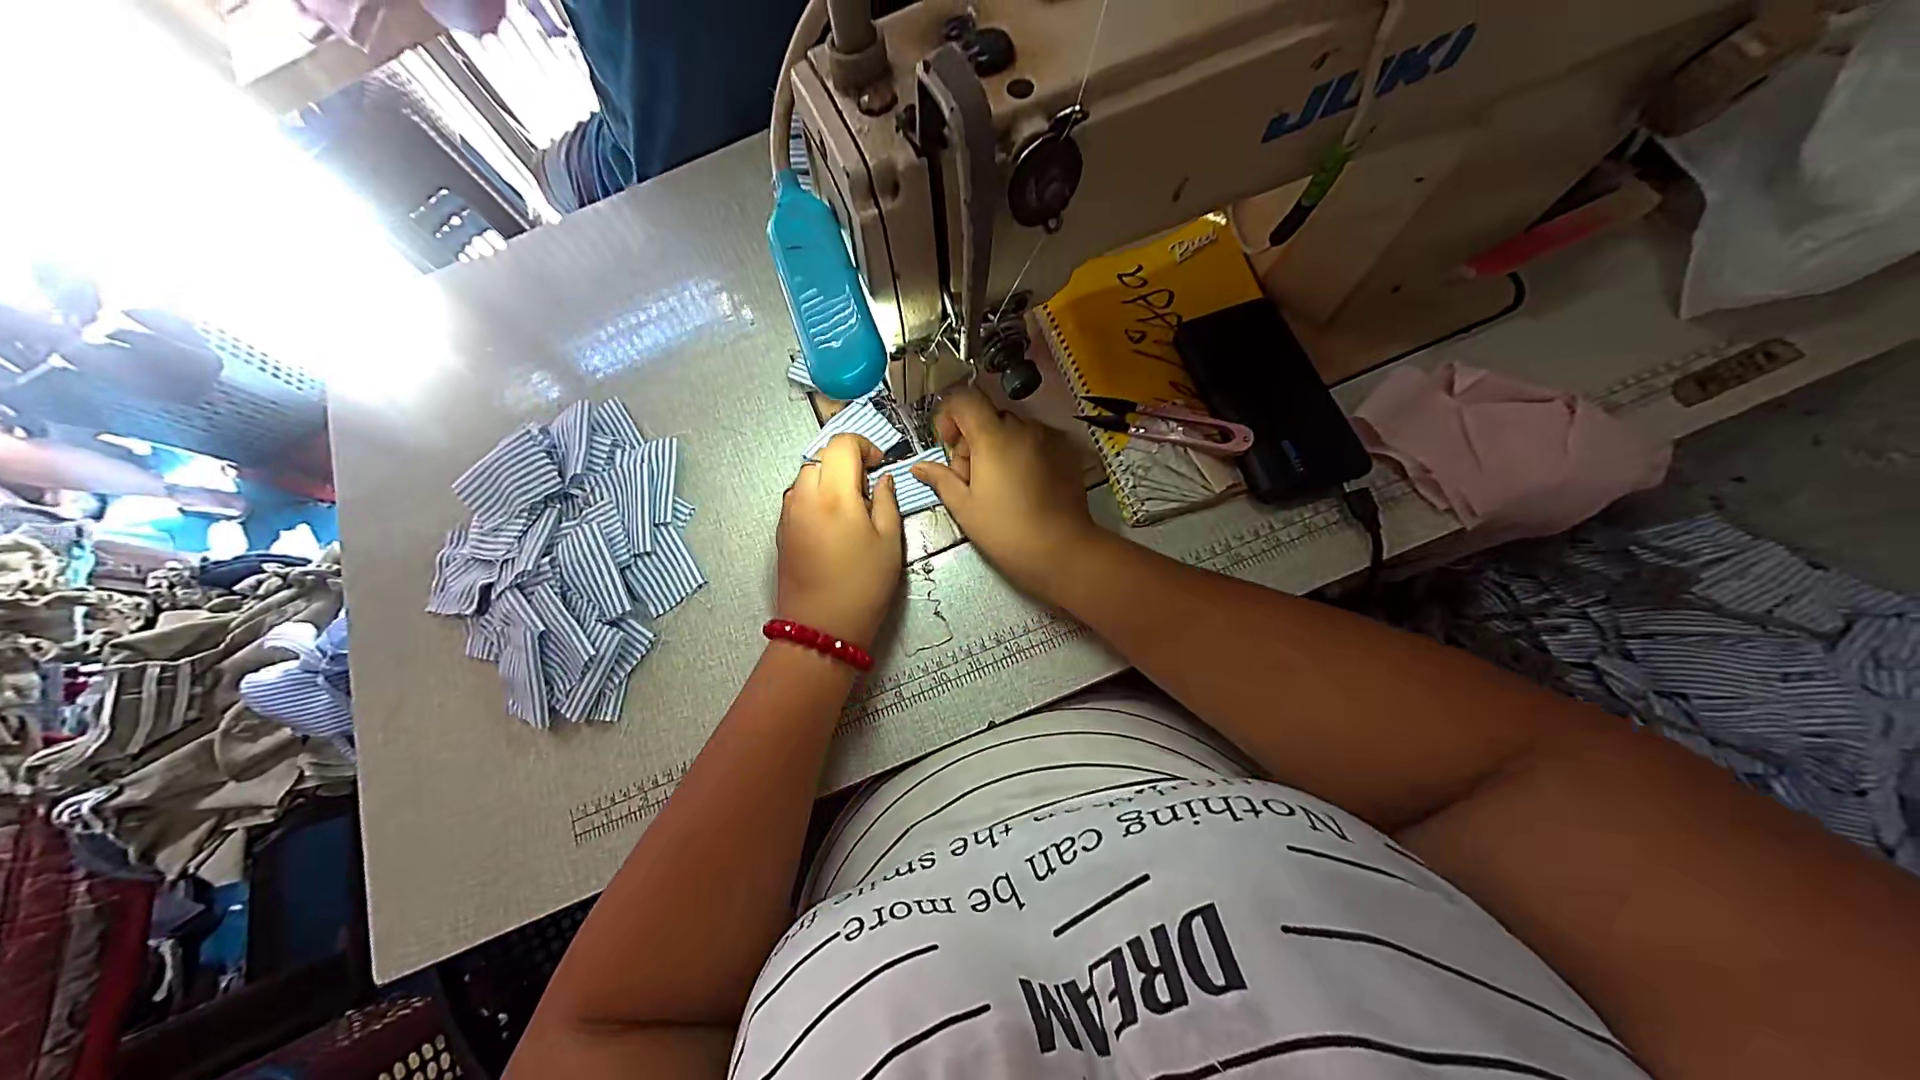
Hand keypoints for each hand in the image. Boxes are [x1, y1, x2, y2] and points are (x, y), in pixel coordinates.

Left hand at [776, 433, 903, 649]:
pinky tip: (833, 526)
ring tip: (850, 509)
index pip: (842, 445)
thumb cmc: (862, 586)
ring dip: (829, 480)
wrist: (822, 627)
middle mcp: (804, 497)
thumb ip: (886, 502)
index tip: (879, 464)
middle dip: (845, 464)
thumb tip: (883, 480)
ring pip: (806, 477)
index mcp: (834, 494)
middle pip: (821, 457)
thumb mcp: (889, 542)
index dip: (864, 446)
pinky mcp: (781, 531)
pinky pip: (798, 499)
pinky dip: (815, 499)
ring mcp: (788, 514)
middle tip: (867, 489)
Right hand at [911, 385, 1099, 599]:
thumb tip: (919, 467)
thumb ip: (941, 479)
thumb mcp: (965, 508)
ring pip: (1012, 429)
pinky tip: (1022, 487)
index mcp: (993, 437)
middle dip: (973, 441)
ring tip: (999, 487)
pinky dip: (1022, 454)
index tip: (948, 444)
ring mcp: (1048, 438)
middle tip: (971, 479)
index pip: (964, 399)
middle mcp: (1023, 428)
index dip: (949, 416)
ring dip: (998, 447)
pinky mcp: (1065, 451)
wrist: (1062, 551)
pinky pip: (1034, 441)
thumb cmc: (1007, 532)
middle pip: (987, 417)